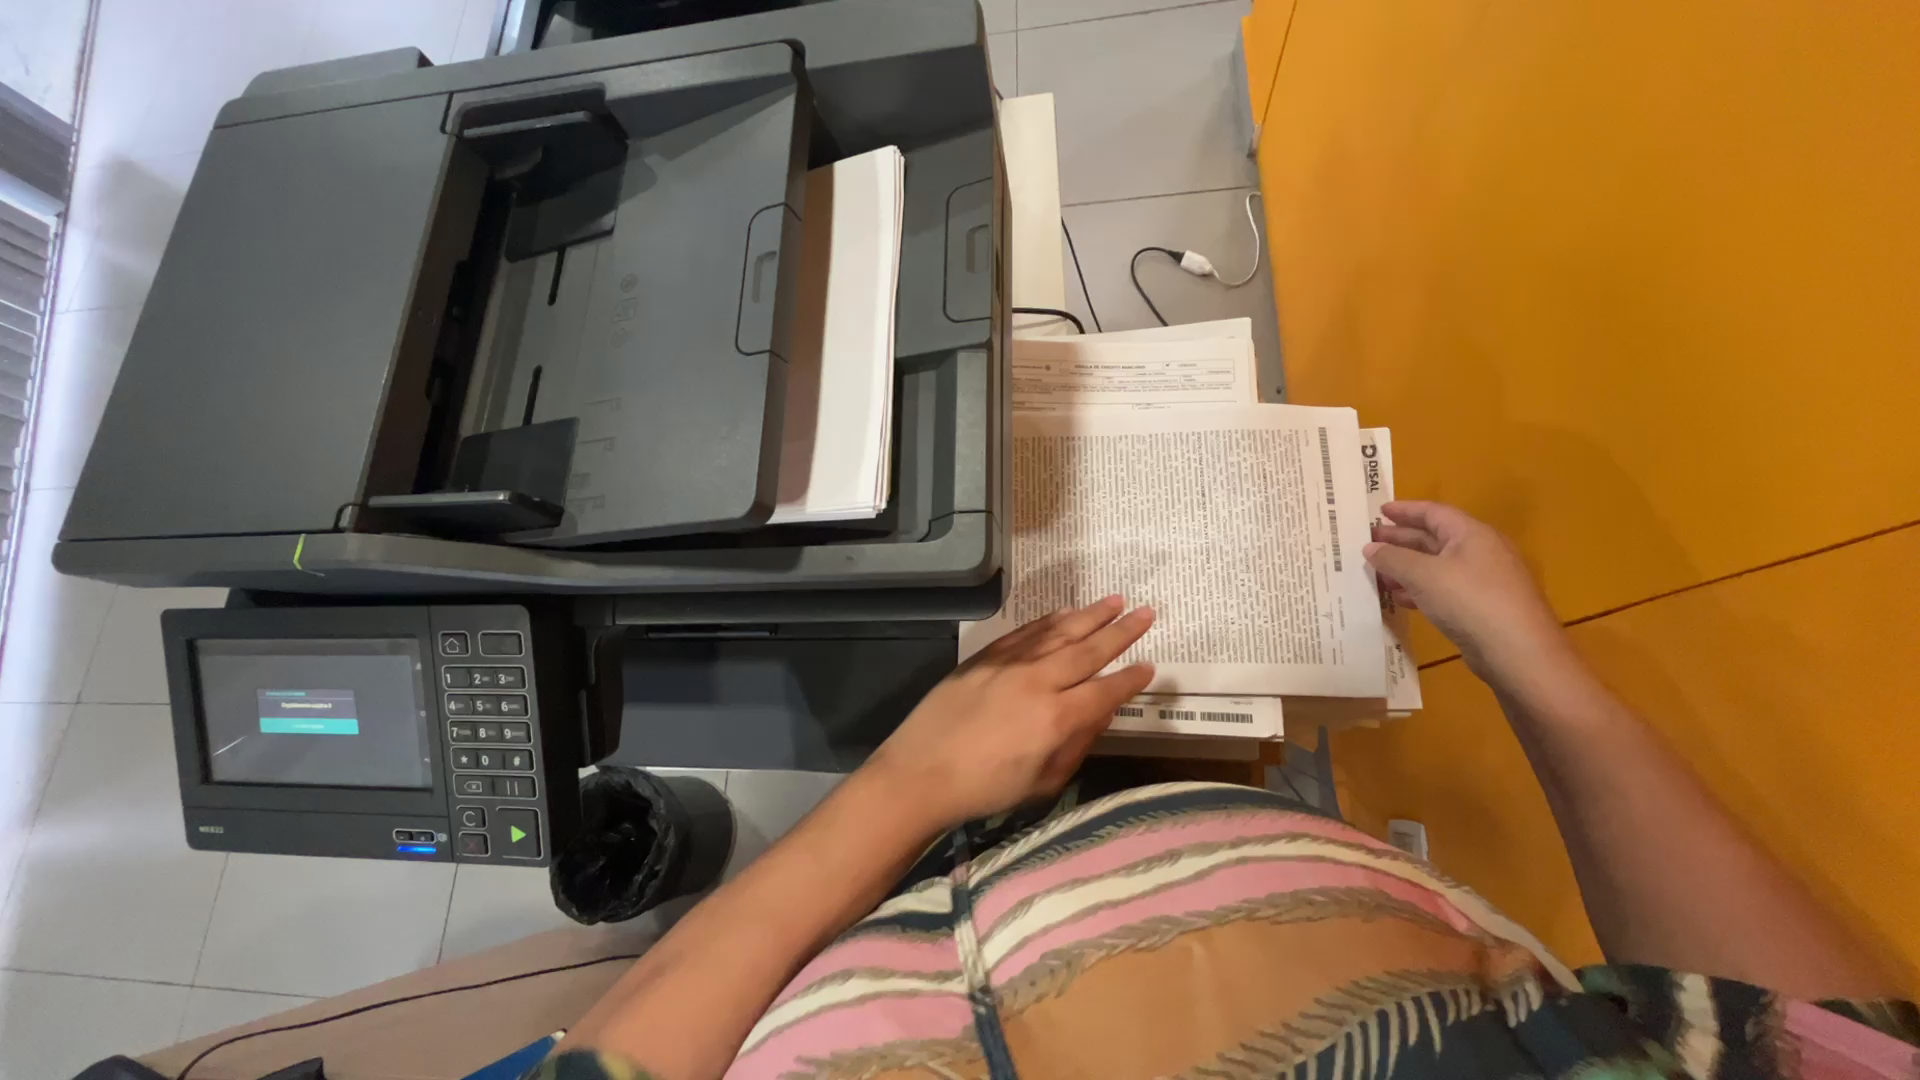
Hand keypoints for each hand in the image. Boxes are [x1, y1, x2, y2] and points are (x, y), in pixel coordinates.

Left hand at [863, 596, 1155, 829]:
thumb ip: (1077, 743)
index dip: (1130, 680)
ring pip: (1059, 632)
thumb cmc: (986, 788)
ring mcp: (1010, 663)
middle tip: (1146, 612)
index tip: (1150, 666)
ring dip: (1090, 615)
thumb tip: (1101, 713)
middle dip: (1121, 631)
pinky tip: (1065, 613)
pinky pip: (1026, 631)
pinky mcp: (986, 656)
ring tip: (1115, 600)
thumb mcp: (1043, 780)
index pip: (1105, 692)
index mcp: (1057, 718)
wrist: (922, 771)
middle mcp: (1039, 681)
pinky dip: (1049, 620)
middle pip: (1088, 650)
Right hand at [1363, 501, 1568, 678]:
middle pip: (1434, 538)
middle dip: (1400, 540)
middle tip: (1369, 543)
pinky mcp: (1481, 606)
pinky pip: (1444, 588)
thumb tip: (1370, 548)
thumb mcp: (1422, 575)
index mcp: (1471, 534)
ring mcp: (1483, 580)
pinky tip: (1400, 598)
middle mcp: (1480, 551)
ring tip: (1377, 573)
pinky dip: (1419, 589)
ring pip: (1436, 566)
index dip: (1404, 510)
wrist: (1517, 651)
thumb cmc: (1469, 600)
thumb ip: (1392, 558)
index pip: (1433, 512)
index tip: (1378, 512)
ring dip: (1406, 567)